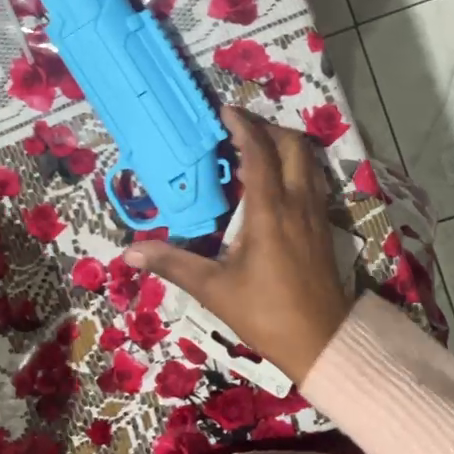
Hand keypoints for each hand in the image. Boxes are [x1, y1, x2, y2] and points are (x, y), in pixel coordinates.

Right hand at [125, 108, 353, 381]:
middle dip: (266, 128)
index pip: (259, 152)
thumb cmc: (266, 313)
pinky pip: (312, 178)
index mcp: (270, 210)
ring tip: (254, 149)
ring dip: (283, 144)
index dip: (243, 127)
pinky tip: (274, 181)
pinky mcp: (322, 225)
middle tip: (238, 129)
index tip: (224, 112)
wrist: (321, 342)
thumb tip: (131, 251)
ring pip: (307, 159)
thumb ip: (173, 263)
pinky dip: (294, 165)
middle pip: (292, 144)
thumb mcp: (214, 289)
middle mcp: (297, 202)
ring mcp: (315, 212)